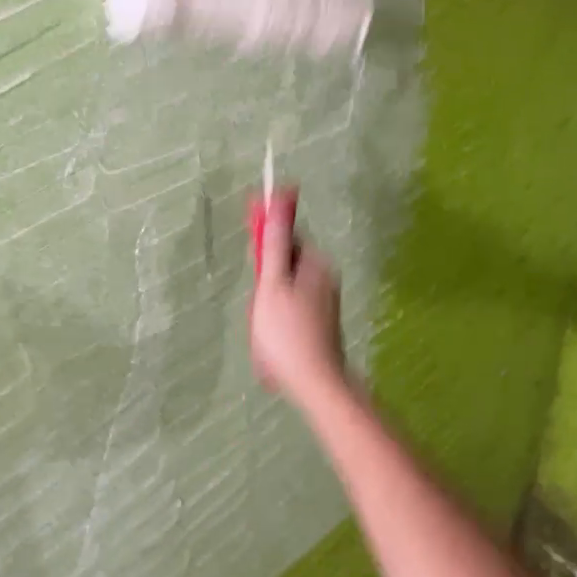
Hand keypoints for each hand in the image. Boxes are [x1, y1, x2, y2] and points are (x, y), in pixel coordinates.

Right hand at [248, 189, 345, 399]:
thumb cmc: (286, 332)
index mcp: (315, 263)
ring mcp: (324, 303)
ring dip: (267, 310)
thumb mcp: (272, 282)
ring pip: (284, 294)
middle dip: (264, 286)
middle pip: (283, 267)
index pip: (286, 236)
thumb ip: (274, 240)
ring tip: (263, 332)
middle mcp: (324, 278)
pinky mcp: (321, 325)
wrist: (315, 384)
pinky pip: (291, 314)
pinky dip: (277, 326)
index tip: (252, 256)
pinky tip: (272, 347)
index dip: (265, 241)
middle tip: (257, 309)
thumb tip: (283, 192)